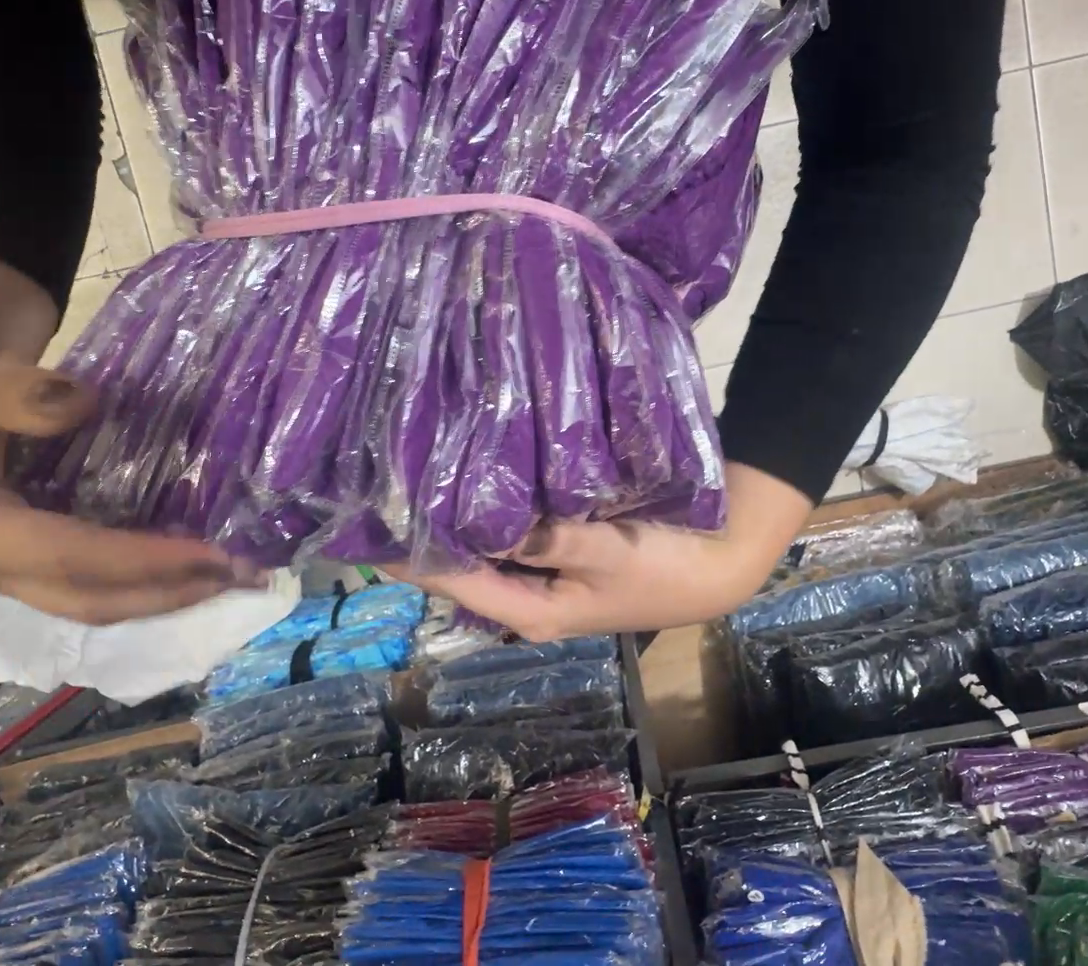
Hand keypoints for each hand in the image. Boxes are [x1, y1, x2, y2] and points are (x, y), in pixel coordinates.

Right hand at [0, 242, 258, 623]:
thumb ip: (9, 390)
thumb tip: (81, 405)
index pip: (65, 558)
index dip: (140, 561)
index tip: (210, 553)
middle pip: (89, 598)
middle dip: (170, 592)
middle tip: (246, 576)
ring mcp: (11, 569)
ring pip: (98, 601)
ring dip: (169, 595)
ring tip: (238, 580)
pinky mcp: (36, 558)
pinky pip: (100, 583)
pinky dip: (152, 580)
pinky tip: (201, 568)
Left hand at [392, 464, 812, 641]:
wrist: (719, 565)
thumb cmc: (664, 566)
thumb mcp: (607, 552)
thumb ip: (547, 540)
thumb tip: (479, 522)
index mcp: (529, 611)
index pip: (452, 580)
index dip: (408, 553)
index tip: (367, 520)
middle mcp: (525, 602)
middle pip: (460, 567)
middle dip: (424, 533)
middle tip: (384, 485)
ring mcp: (541, 580)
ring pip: (482, 550)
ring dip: (453, 520)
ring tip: (414, 475)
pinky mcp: (557, 558)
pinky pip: (507, 535)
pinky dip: (486, 512)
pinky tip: (470, 478)